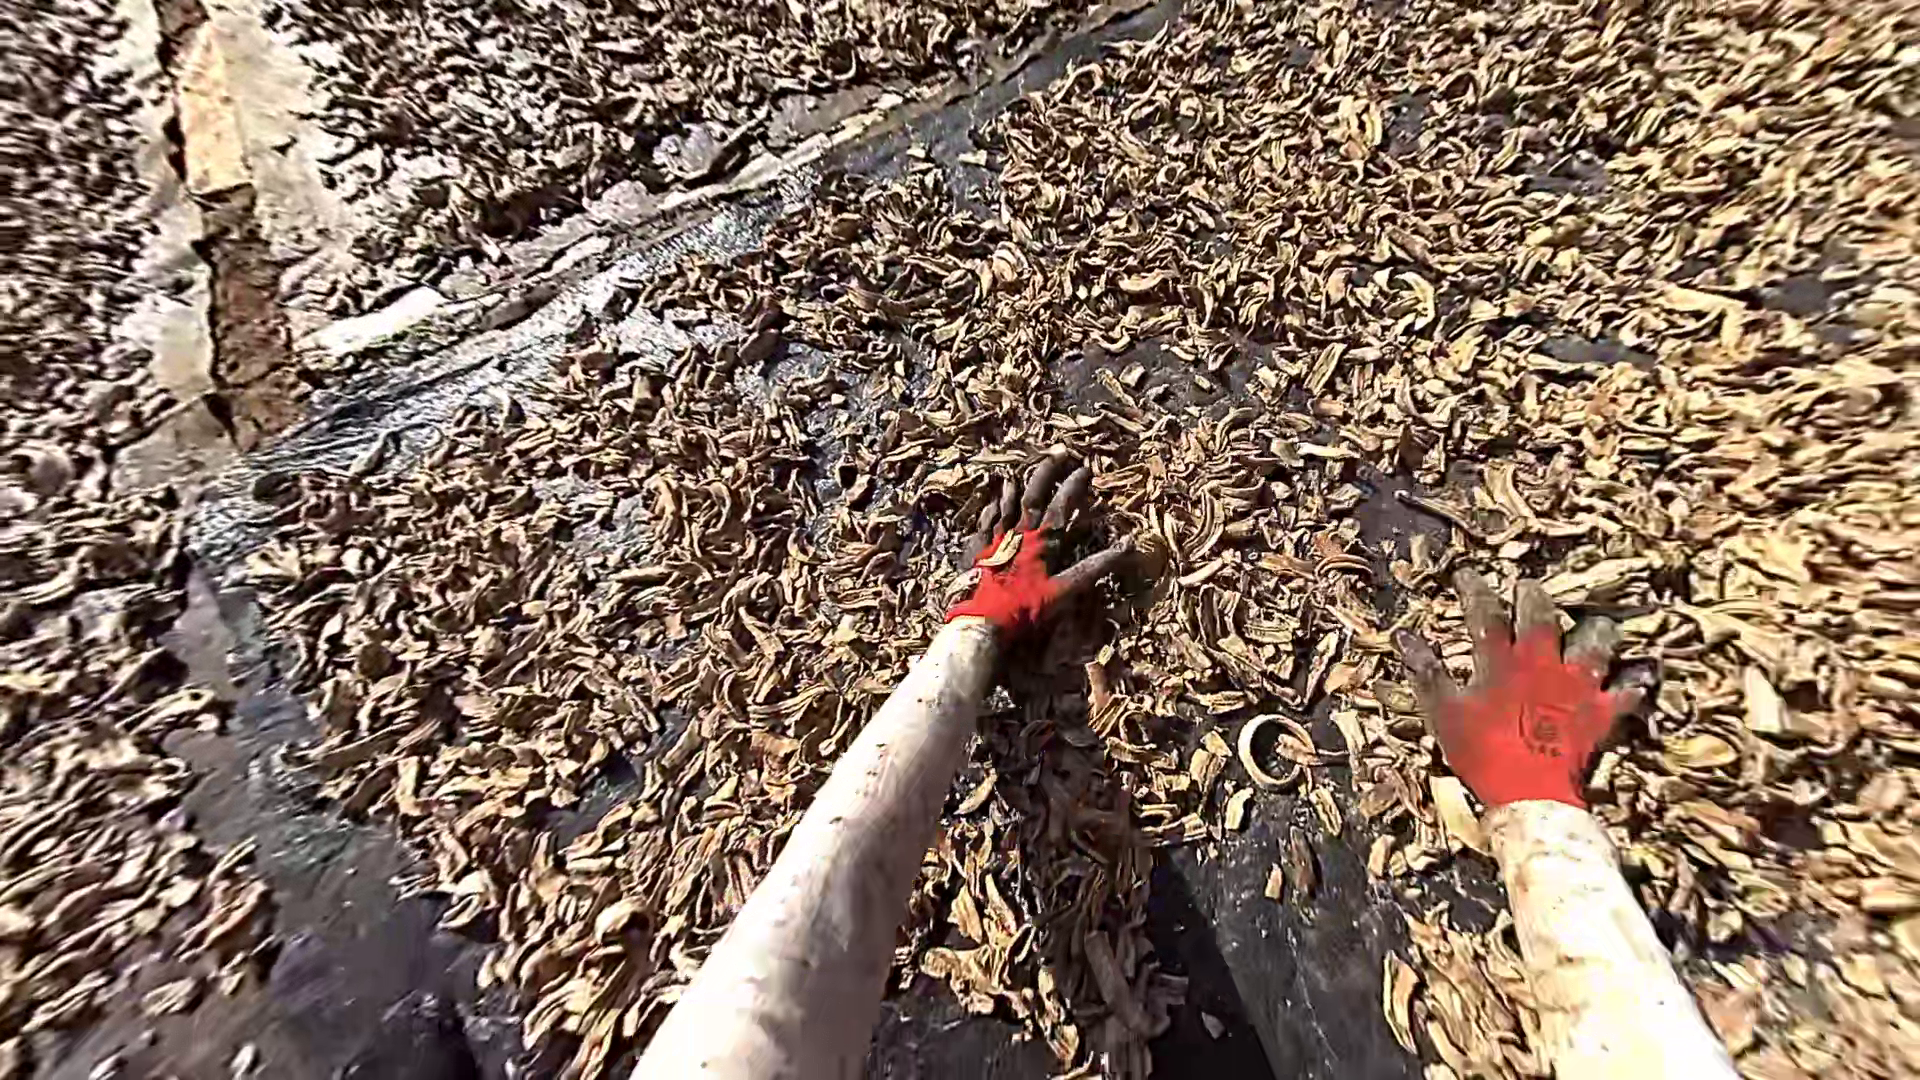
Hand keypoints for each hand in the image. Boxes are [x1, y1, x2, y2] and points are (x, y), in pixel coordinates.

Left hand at [946, 449, 1129, 636]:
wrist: (984, 620)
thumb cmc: (1028, 607)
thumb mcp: (1066, 590)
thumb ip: (1096, 566)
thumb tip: (1129, 546)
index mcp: (1042, 541)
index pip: (1063, 505)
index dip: (1075, 485)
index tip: (1086, 468)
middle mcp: (1019, 533)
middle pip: (1033, 495)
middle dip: (1046, 473)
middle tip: (1057, 455)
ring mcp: (995, 539)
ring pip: (1006, 505)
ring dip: (1015, 488)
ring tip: (1019, 474)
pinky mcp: (977, 550)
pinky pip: (984, 523)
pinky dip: (990, 509)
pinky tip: (992, 502)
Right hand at [1394, 570, 1646, 808]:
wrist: (1530, 793)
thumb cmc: (1479, 748)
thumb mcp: (1440, 708)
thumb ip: (1425, 669)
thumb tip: (1405, 636)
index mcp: (1500, 663)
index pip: (1486, 615)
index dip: (1474, 591)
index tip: (1466, 574)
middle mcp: (1542, 667)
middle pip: (1542, 621)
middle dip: (1534, 598)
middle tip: (1528, 586)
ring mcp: (1578, 690)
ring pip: (1594, 647)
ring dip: (1592, 630)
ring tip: (1592, 620)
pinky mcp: (1603, 715)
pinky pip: (1629, 690)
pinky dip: (1634, 678)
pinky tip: (1640, 669)